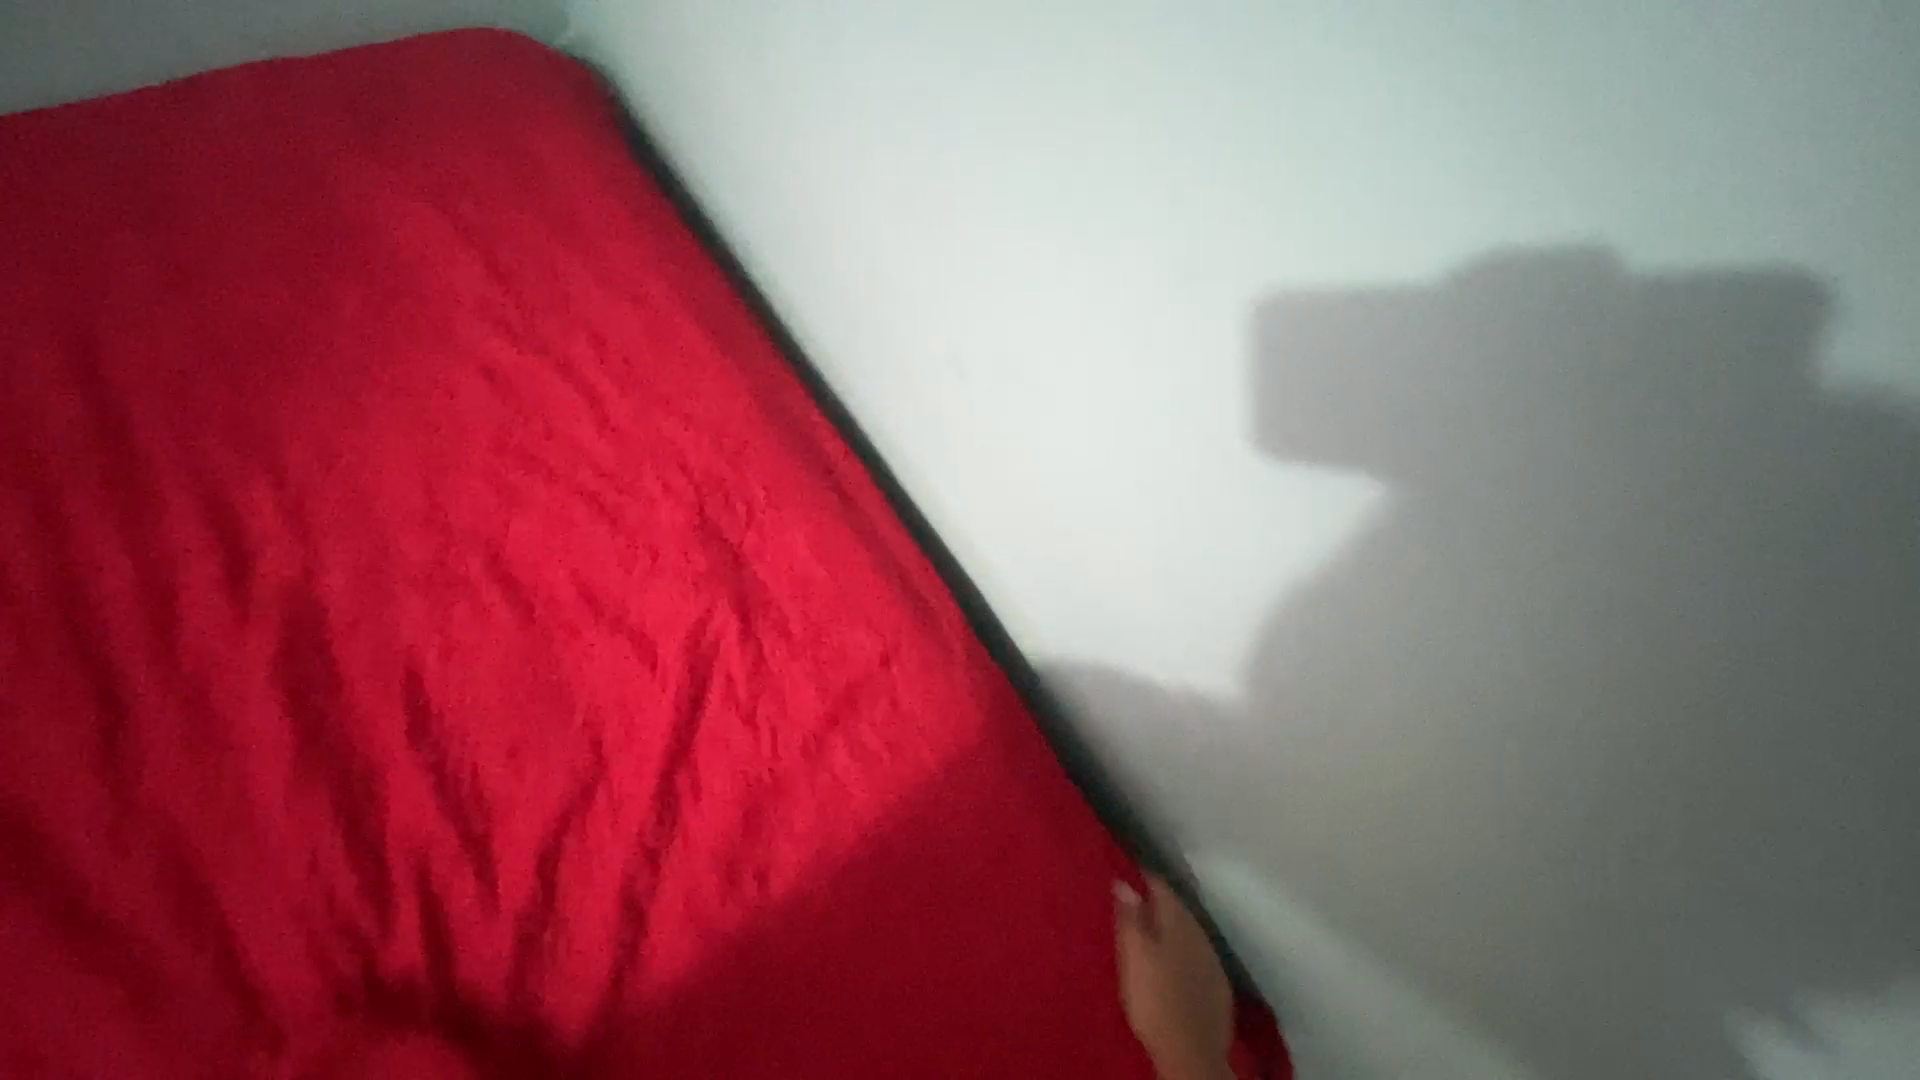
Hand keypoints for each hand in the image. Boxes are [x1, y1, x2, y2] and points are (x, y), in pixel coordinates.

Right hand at [1115, 875, 1235, 1079]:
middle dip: (1157, 903)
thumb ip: (1130, 916)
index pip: (1160, 886)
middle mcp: (1199, 933)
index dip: (1143, 877)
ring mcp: (1212, 960)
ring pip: (1189, 932)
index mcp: (1176, 920)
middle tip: (1135, 902)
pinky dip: (1184, 952)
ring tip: (1152, 932)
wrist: (1191, 1052)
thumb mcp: (1134, 954)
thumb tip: (1124, 881)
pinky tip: (1175, 963)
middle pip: (1176, 908)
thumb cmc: (1154, 997)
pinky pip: (1198, 956)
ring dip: (1171, 928)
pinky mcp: (1218, 986)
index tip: (1126, 872)